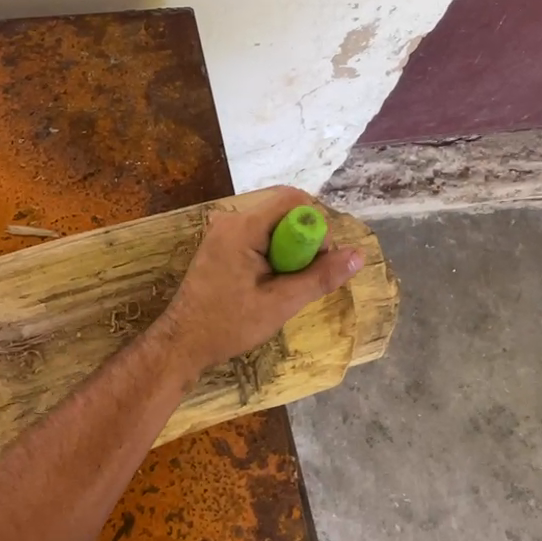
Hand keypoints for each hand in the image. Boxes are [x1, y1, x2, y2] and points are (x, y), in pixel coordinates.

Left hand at [154, 186, 363, 375]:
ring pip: (273, 224)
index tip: (317, 260)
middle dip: (303, 239)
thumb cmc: (229, 324)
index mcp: (242, 227)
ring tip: (284, 284)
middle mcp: (230, 219)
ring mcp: (222, 230)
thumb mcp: (281, 303)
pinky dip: (272, 253)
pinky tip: (268, 282)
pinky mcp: (221, 243)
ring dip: (288, 249)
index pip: (293, 200)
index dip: (314, 225)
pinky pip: (258, 235)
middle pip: (284, 210)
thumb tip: (358, 255)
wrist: (183, 341)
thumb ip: (320, 276)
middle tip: (303, 276)